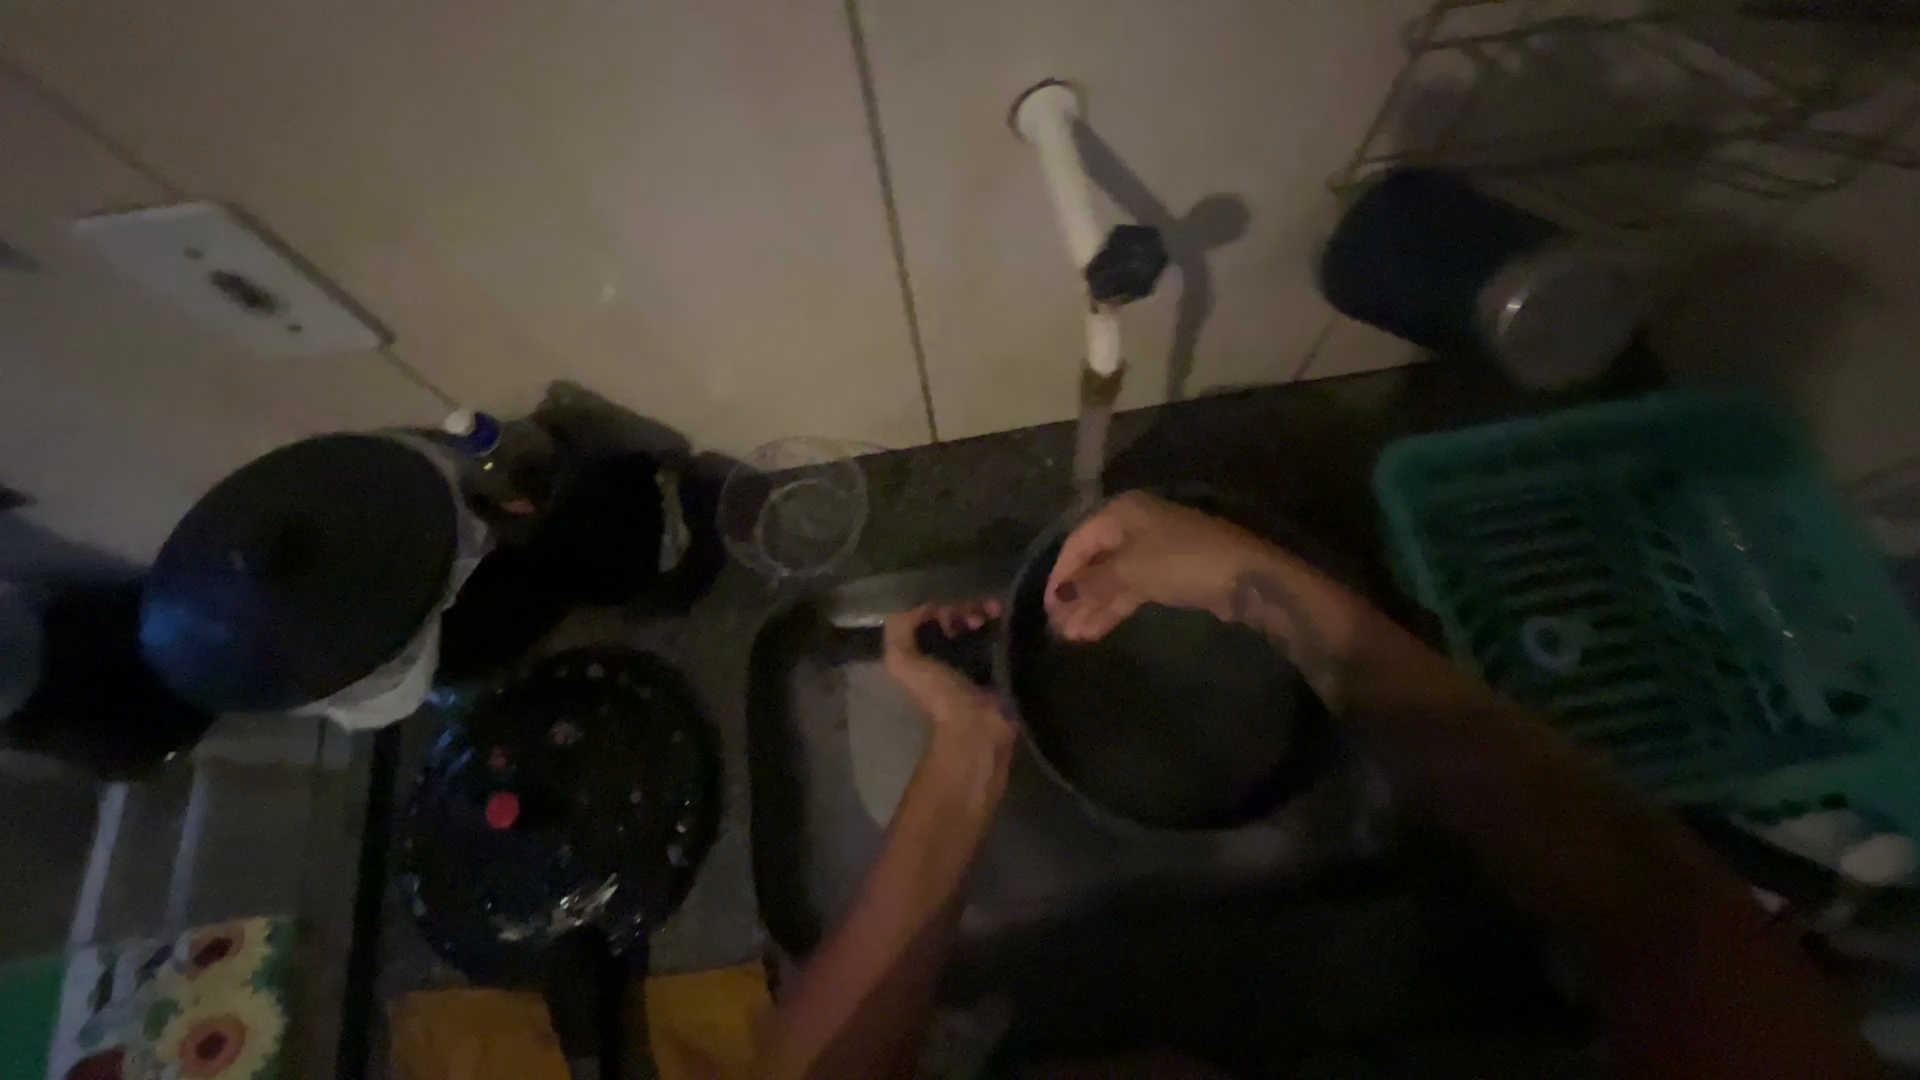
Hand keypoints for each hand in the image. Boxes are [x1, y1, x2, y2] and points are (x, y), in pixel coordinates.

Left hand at [883, 600, 1014, 751]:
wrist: (976, 726)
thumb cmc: (938, 693)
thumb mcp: (900, 661)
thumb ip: (899, 629)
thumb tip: (927, 607)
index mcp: (919, 655)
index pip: (928, 619)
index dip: (938, 608)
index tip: (950, 613)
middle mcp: (945, 656)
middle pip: (954, 619)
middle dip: (963, 609)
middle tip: (975, 617)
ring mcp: (974, 661)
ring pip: (976, 623)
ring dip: (982, 611)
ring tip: (993, 612)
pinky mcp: (999, 666)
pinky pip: (998, 634)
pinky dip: (1000, 621)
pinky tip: (1002, 615)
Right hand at [1044, 491, 1274, 640]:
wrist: (1243, 576)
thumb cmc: (1178, 561)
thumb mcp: (1128, 570)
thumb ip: (1090, 584)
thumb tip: (1057, 597)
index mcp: (1121, 513)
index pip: (1078, 542)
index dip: (1060, 574)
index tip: (1048, 606)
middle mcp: (1133, 527)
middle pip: (1094, 562)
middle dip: (1076, 595)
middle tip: (1058, 627)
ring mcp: (1152, 551)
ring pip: (1112, 580)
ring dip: (1092, 607)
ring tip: (1072, 637)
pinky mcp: (1168, 574)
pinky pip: (1131, 590)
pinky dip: (1113, 608)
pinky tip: (1095, 630)